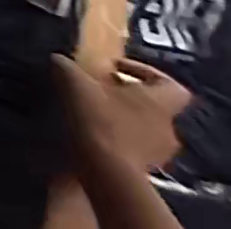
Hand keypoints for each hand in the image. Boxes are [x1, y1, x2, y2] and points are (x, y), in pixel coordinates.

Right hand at [53, 55, 191, 170]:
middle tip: (99, 88)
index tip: (116, 67)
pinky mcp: (148, 170)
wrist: (106, 170)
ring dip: (122, 117)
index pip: (170, 85)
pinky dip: (118, 138)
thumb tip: (60, 60)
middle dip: (127, 96)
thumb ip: (67, 65)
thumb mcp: (73, 79)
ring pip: (144, 127)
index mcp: (159, 102)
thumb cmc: (98, 117)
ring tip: (93, 112)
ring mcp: (160, 152)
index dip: (145, 72)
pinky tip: (94, 133)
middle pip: (154, 106)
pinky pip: (135, 147)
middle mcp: (167, 127)